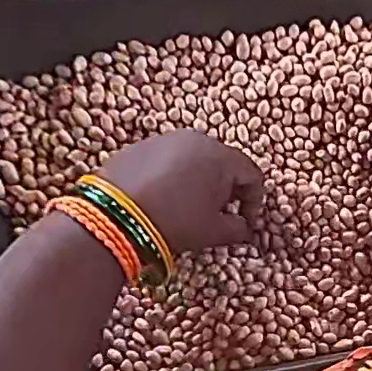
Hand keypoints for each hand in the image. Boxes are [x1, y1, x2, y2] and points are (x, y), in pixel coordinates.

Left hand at [98, 130, 266, 252]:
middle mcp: (196, 139)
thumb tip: (243, 227)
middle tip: (218, 216)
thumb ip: (238, 228)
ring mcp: (167, 139)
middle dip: (227, 191)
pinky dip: (175, 178)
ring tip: (190, 209)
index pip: (252, 174)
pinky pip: (169, 160)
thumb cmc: (175, 222)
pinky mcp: (142, 146)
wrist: (116, 214)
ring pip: (195, 160)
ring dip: (200, 183)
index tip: (245, 223)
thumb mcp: (214, 232)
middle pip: (224, 163)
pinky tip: (165, 200)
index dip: (254, 202)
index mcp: (221, 157)